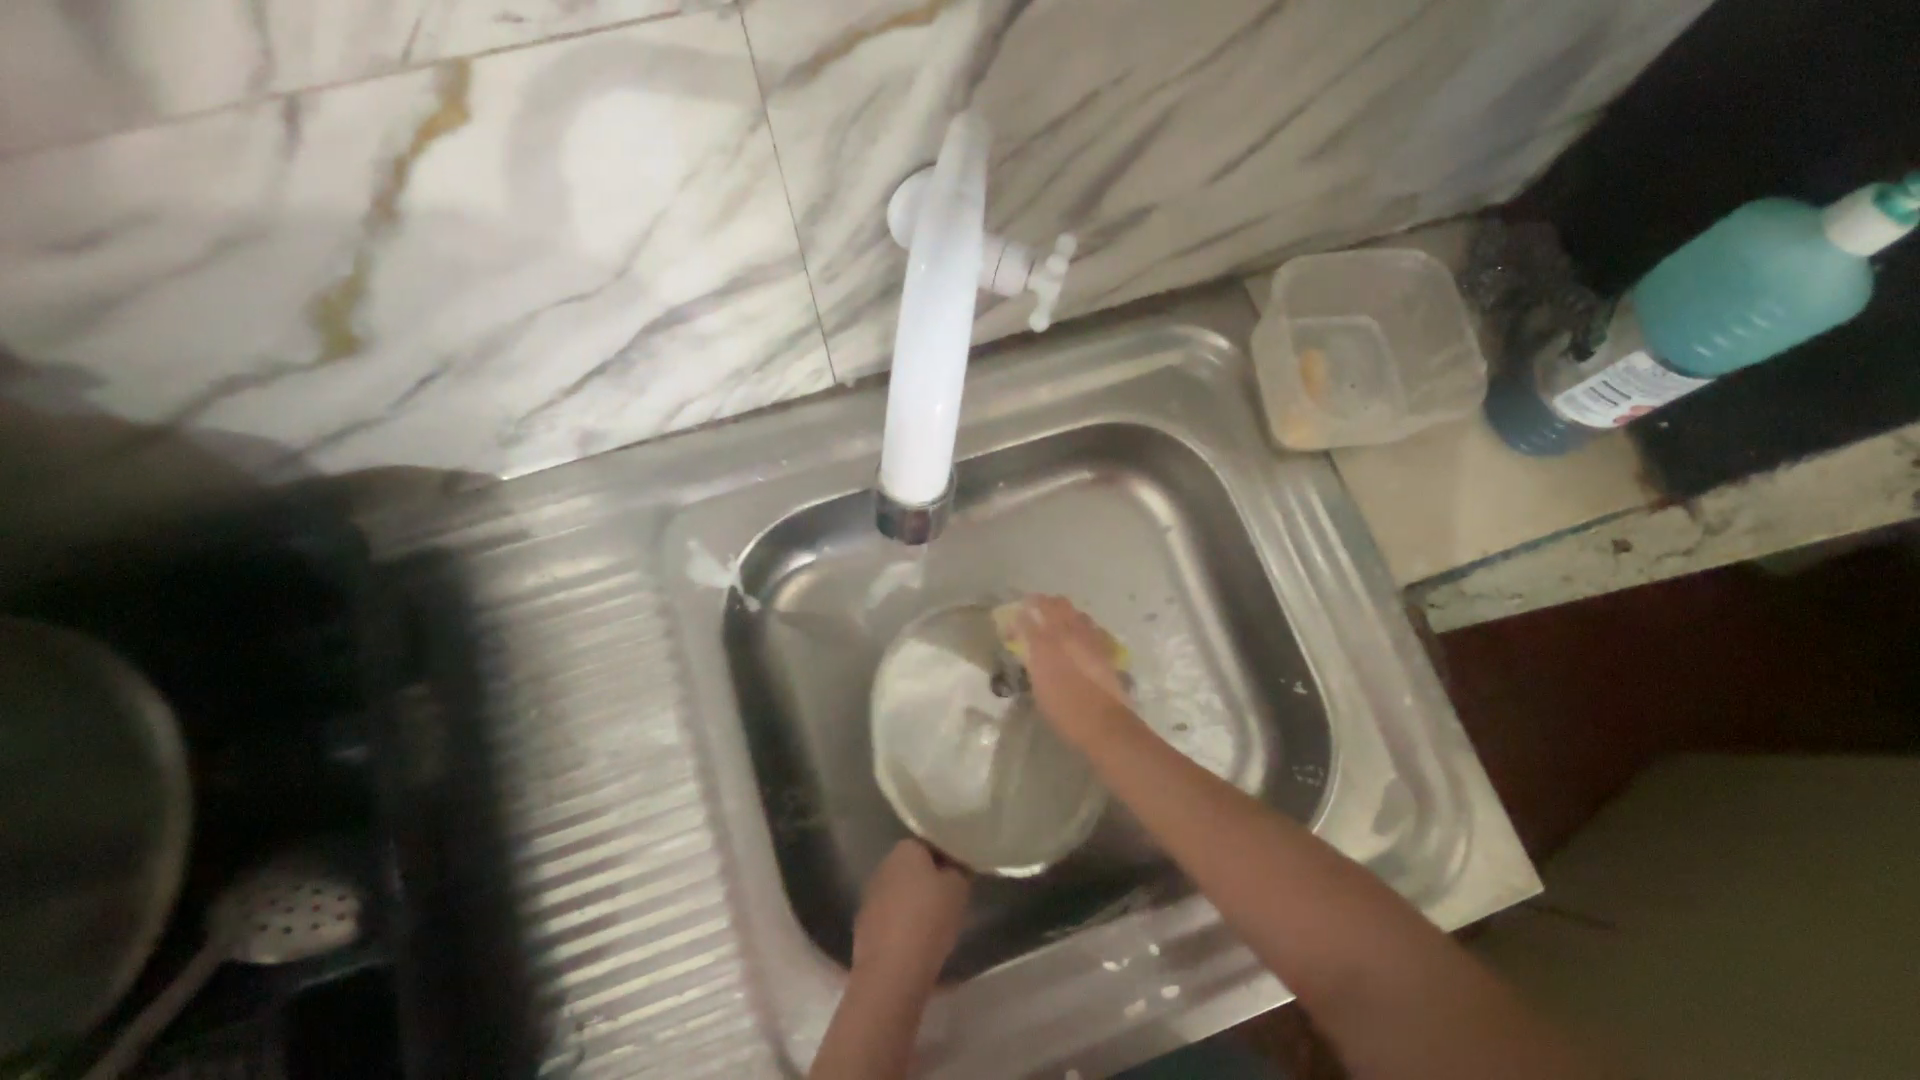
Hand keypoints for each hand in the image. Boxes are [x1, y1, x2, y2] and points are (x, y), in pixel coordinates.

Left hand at [851, 840, 969, 991]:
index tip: (961, 874)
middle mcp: (882, 867)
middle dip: (930, 881)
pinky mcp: (864, 929)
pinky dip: (904, 929)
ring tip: (938, 925)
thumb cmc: (929, 920)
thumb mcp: (958, 889)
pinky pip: (891, 921)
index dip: (947, 857)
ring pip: (900, 895)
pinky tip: (919, 945)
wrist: (892, 971)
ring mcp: (869, 899)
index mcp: (904, 850)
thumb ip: (958, 870)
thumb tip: (954, 865)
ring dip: (915, 906)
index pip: (928, 843)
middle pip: (912, 869)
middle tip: (952, 898)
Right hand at [1013, 595, 1139, 749]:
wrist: (1104, 723)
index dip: (1016, 618)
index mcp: (1044, 646)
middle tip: (1031, 608)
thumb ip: (1034, 664)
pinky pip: (1089, 625)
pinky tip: (1077, 633)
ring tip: (1054, 618)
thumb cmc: (1065, 712)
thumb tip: (1031, 652)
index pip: (1025, 620)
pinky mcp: (1104, 645)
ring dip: (1061, 610)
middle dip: (1040, 602)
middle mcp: (1066, 634)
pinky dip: (1080, 623)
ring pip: (1073, 610)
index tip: (1010, 623)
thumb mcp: (1039, 689)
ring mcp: (1088, 637)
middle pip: (1052, 604)